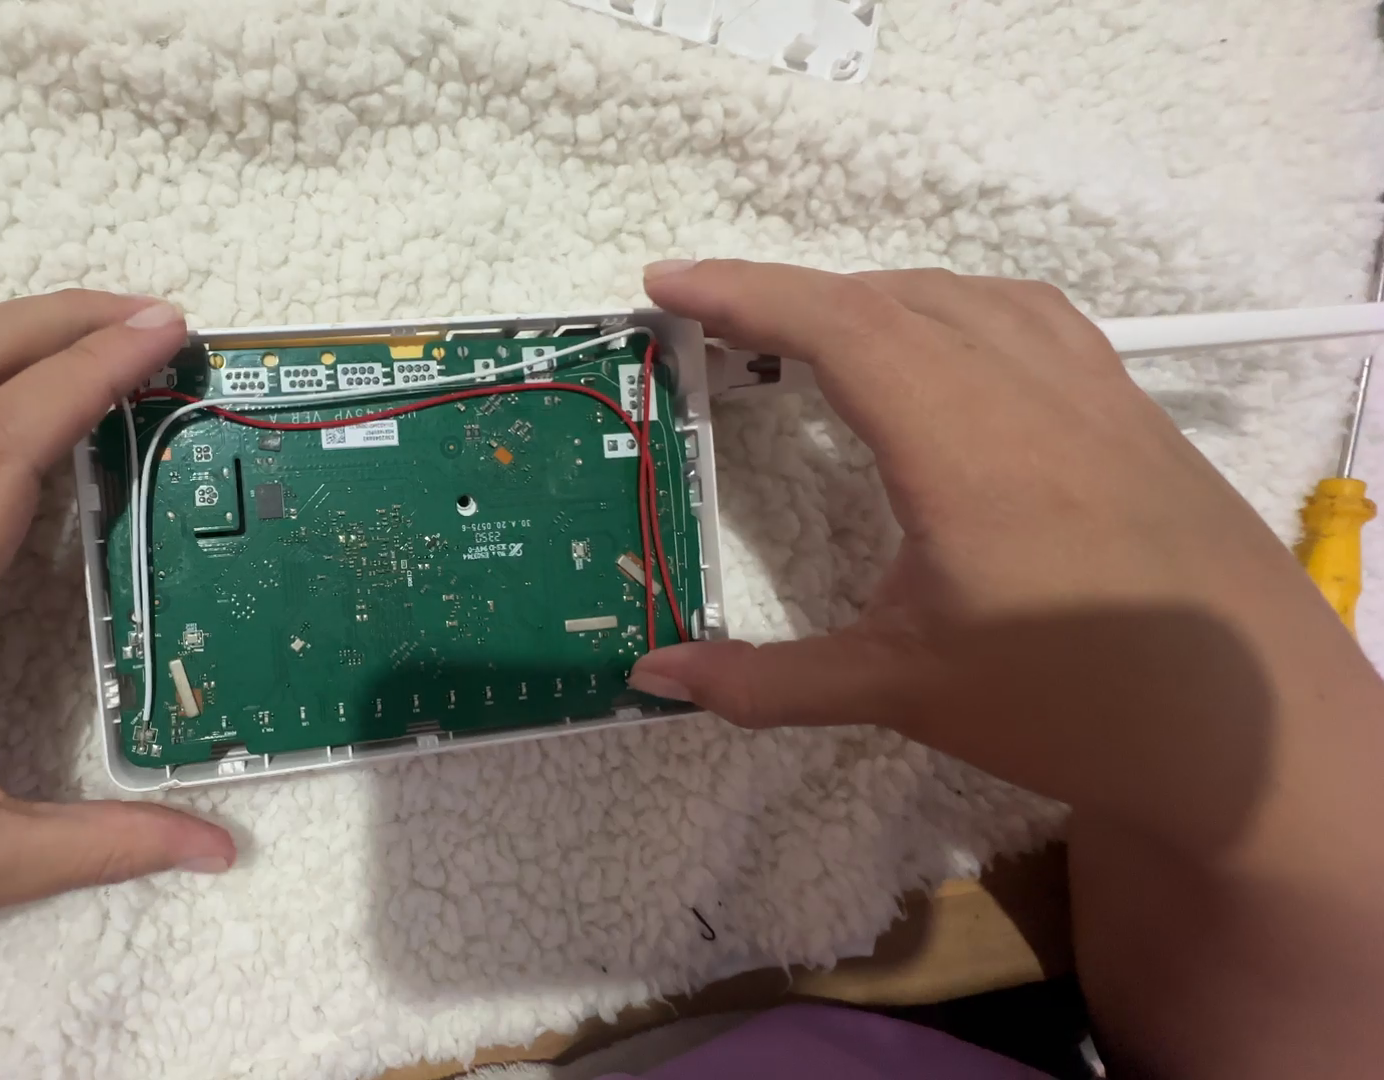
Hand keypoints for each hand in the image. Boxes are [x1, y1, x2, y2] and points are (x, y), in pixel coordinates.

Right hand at [628, 260, 1383, 1076]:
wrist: (1271, 745)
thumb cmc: (1073, 709)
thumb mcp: (900, 693)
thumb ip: (762, 681)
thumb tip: (649, 675)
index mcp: (970, 456)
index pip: (846, 330)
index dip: (745, 293)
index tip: (665, 282)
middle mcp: (1034, 401)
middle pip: (890, 298)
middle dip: (781, 291)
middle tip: (703, 316)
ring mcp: (1094, 396)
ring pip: (960, 294)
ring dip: (858, 294)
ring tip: (792, 328)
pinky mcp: (1127, 412)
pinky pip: (1019, 316)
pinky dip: (938, 304)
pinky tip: (919, 346)